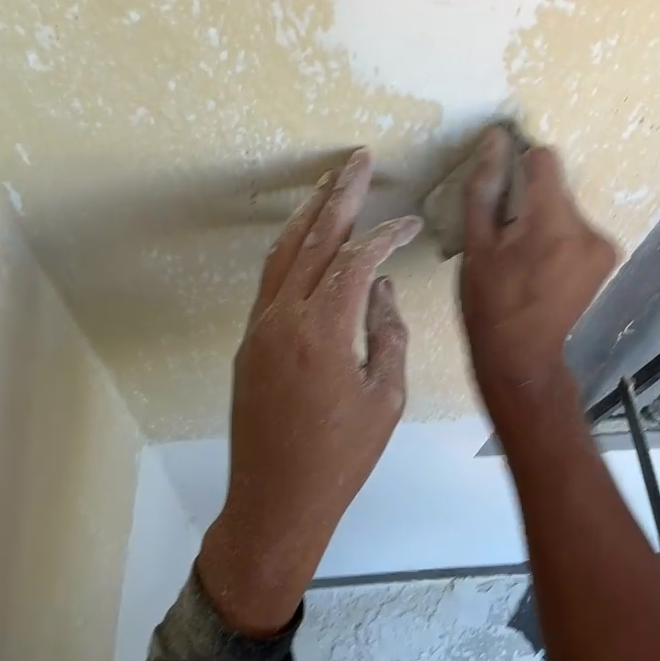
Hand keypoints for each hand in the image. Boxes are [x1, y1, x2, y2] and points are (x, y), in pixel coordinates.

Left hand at [197, 148, 419, 635]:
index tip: (410, 224)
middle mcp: (285, 318)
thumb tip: (381, 290)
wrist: (276, 501)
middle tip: (358, 159)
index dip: (386, 236)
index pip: (357, 260)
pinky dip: (291, 249)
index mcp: (324, 331)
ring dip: (309, 214)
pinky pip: (271, 280)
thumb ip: (388, 335)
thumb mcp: (385, 399)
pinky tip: (305, 239)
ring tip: (330, 184)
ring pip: (284, 253)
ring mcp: (260, 328)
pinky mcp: (249, 342)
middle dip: (340, 195)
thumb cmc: (340, 457)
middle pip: (314, 239)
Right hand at [458, 128, 617, 436]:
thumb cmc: (490, 303)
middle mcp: (589, 229)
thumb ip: (485, 187)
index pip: (544, 160)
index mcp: (555, 224)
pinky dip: (558, 235)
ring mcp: (604, 245)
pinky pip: (576, 226)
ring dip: (544, 219)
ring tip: (523, 256)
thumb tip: (496, 138)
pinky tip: (541, 264)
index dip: (517, 168)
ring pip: (565, 206)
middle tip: (508, 239)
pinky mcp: (608, 256)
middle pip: (555, 186)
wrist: (521, 356)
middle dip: (529, 202)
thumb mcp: (476, 245)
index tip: (501, 196)